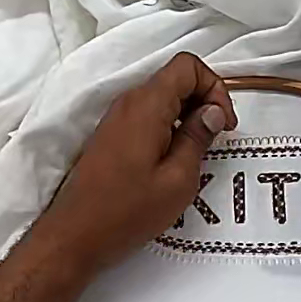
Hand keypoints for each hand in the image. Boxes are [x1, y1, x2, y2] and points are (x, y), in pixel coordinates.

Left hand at [32, 53, 236, 275]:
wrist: (76, 235)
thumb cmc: (128, 211)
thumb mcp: (178, 179)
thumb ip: (198, 137)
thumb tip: (212, 112)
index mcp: (147, 105)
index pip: (188, 66)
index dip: (214, 87)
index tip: (224, 123)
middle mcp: (128, 102)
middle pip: (175, 79)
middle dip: (204, 101)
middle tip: (216, 138)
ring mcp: (116, 118)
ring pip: (162, 98)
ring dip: (187, 116)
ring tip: (198, 152)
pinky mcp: (111, 135)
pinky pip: (147, 116)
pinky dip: (168, 127)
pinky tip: (174, 159)